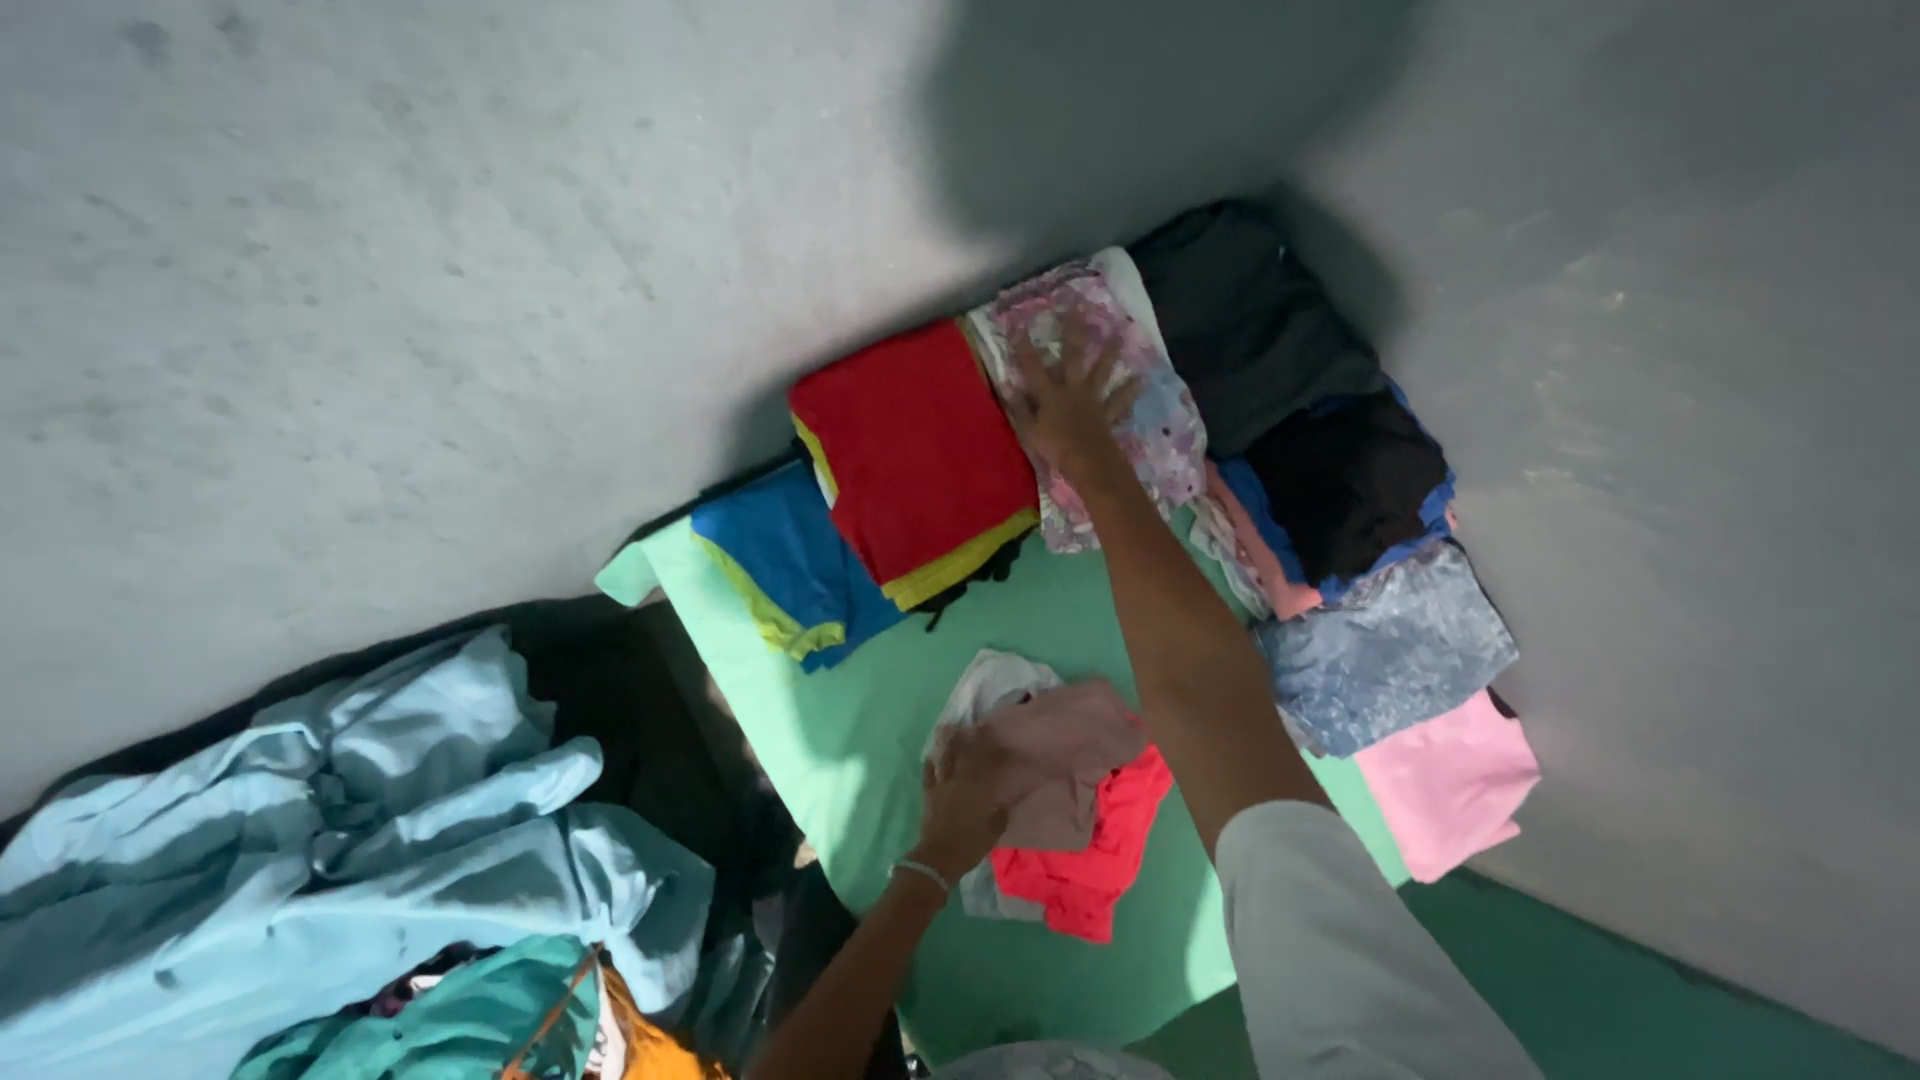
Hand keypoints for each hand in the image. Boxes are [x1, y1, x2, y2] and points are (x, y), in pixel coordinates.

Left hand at [909, 727, 1013, 882]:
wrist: (939, 857)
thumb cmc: (970, 845)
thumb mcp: (993, 830)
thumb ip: (1001, 813)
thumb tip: (1007, 801)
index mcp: (977, 789)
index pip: (986, 763)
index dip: (992, 749)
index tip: (997, 737)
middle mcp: (959, 782)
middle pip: (964, 755)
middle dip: (969, 739)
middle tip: (972, 725)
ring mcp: (941, 786)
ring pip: (945, 759)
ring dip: (947, 744)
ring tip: (948, 728)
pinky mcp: (928, 795)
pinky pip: (928, 776)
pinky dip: (929, 765)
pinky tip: (929, 756)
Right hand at [1002, 309, 1141, 481]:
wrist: (1088, 461)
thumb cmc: (1055, 447)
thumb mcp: (1029, 431)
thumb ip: (1020, 408)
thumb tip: (1008, 386)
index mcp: (1049, 394)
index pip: (1033, 367)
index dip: (1024, 347)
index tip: (1020, 325)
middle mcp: (1072, 389)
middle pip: (1073, 356)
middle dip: (1074, 331)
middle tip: (1079, 308)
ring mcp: (1092, 399)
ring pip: (1101, 372)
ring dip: (1110, 354)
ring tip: (1119, 336)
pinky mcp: (1107, 413)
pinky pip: (1119, 401)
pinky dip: (1129, 391)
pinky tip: (1141, 380)